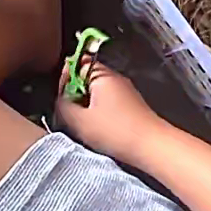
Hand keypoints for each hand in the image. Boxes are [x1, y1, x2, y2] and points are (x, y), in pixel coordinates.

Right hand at [54, 59, 170, 163]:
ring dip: (86, 106)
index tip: (60, 96)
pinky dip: (99, 113)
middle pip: (86, 78)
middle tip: (69, 113)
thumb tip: (58, 100)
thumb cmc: (115, 131)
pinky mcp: (131, 106)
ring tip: (82, 124)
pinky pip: (108, 103)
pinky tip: (97, 130)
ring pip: (96, 93)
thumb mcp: (79, 121)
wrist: (152, 147)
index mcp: (102, 75)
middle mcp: (115, 78)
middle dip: (74, 94)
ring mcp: (125, 92)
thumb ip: (62, 107)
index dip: (64, 77)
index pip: (76, 63)